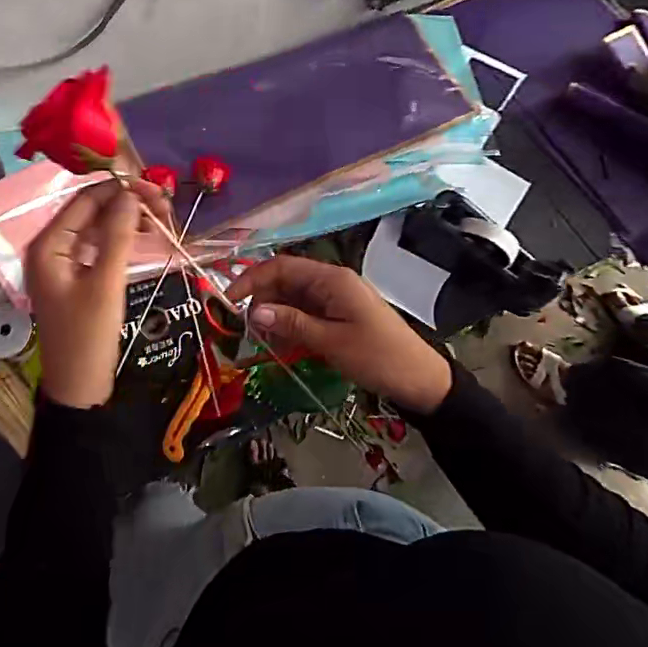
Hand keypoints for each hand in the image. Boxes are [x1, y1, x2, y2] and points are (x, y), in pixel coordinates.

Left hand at [24, 182, 142, 408]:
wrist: (78, 388)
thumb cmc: (88, 337)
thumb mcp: (106, 284)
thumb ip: (118, 235)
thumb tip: (130, 194)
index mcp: (48, 245)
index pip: (85, 201)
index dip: (120, 189)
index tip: (157, 190)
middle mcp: (50, 247)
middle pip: (91, 211)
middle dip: (126, 203)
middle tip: (165, 206)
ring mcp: (62, 263)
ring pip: (97, 227)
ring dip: (126, 220)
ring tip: (161, 220)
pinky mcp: (75, 277)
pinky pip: (98, 246)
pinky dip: (120, 239)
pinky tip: (144, 236)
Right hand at [226, 256, 451, 414]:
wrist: (420, 379)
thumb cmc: (378, 357)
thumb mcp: (331, 342)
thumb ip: (291, 323)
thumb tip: (253, 312)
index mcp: (331, 279)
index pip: (280, 267)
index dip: (250, 280)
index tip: (227, 302)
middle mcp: (330, 282)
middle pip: (283, 281)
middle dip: (260, 301)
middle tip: (244, 330)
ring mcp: (334, 298)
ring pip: (291, 299)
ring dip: (273, 317)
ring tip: (262, 343)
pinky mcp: (337, 315)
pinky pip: (304, 313)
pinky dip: (288, 327)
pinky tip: (281, 347)